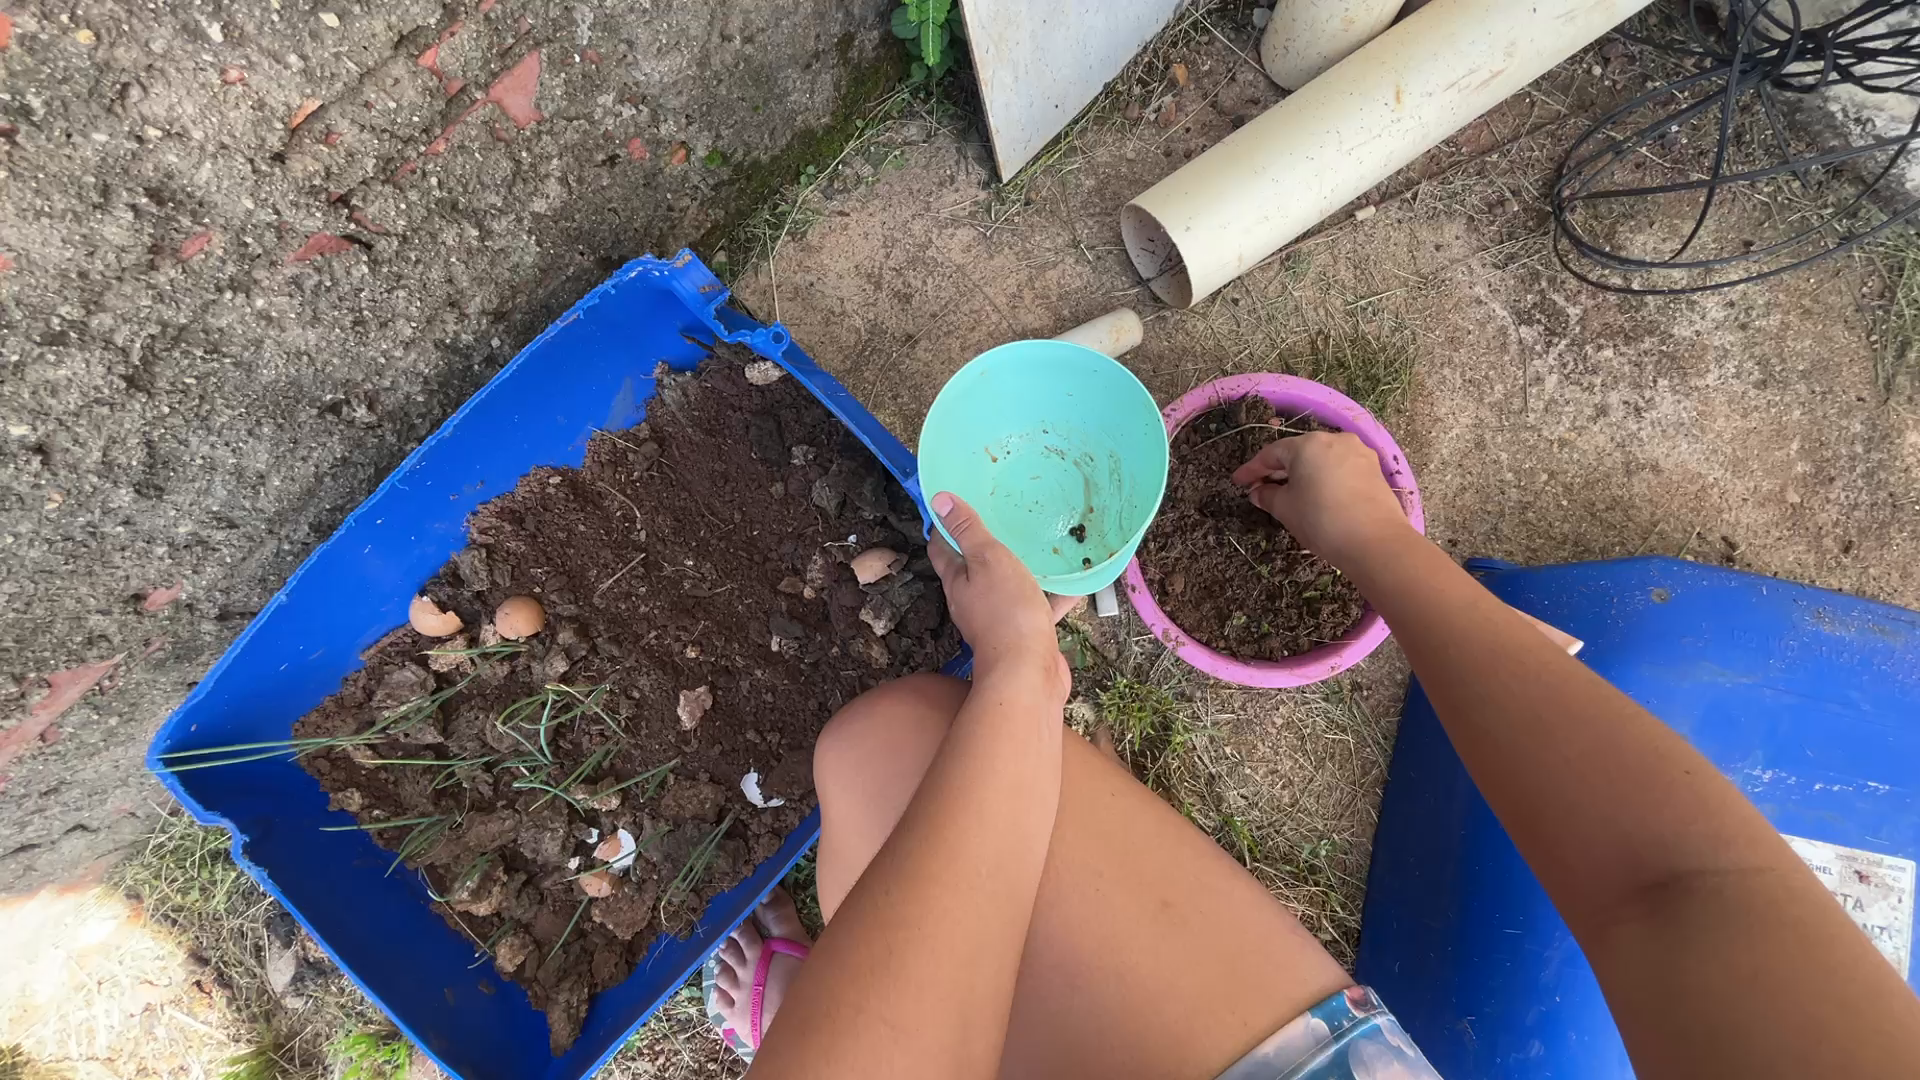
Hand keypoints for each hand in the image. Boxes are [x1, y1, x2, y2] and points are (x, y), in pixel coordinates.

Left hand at [926, 492, 1069, 699]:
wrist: (1028, 671)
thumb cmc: (1005, 612)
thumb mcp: (986, 559)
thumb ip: (967, 530)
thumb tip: (940, 501)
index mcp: (958, 581)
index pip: (942, 547)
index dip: (945, 525)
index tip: (956, 505)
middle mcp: (973, 600)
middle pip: (975, 567)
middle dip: (986, 545)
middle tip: (1004, 518)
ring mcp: (999, 619)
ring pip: (1009, 586)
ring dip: (1021, 568)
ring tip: (1041, 544)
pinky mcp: (1025, 633)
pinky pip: (1039, 606)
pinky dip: (1052, 594)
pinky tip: (1074, 581)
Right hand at [1230, 432, 1413, 571]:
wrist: (1374, 541)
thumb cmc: (1320, 519)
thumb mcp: (1284, 508)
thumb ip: (1267, 495)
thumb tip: (1259, 492)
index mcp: (1307, 445)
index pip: (1271, 454)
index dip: (1251, 469)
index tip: (1238, 482)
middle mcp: (1334, 440)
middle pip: (1297, 452)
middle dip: (1277, 470)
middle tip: (1260, 488)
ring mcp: (1358, 452)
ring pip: (1320, 459)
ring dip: (1301, 473)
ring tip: (1287, 492)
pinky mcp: (1373, 469)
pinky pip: (1338, 468)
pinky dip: (1322, 478)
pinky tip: (1315, 494)